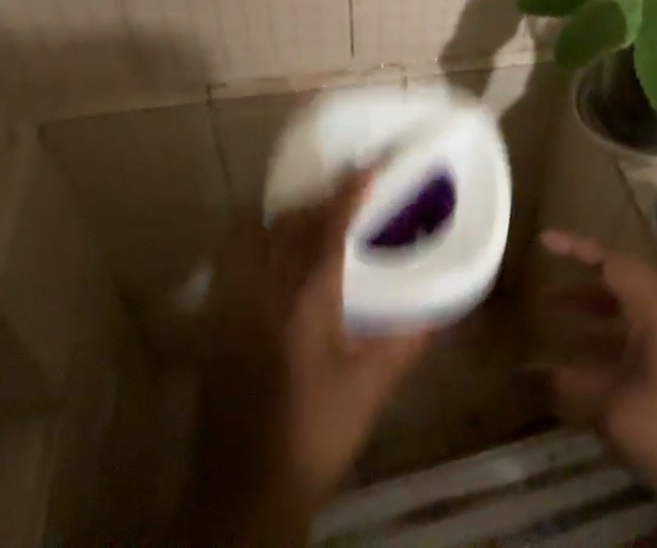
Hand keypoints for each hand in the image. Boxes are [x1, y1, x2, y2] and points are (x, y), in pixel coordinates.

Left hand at [189, 174, 432, 541]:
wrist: (246, 488)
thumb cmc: (318, 434)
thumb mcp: (374, 387)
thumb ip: (410, 340)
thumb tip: (445, 308)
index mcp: (305, 304)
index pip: (327, 229)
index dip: (351, 192)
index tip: (375, 166)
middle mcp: (260, 294)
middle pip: (284, 224)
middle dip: (319, 199)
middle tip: (352, 194)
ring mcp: (228, 308)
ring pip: (247, 236)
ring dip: (280, 216)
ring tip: (310, 217)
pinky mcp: (211, 325)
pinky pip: (229, 262)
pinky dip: (252, 242)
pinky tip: (273, 257)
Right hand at [536, 230, 656, 524]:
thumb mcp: (614, 412)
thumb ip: (570, 387)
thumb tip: (532, 373)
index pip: (614, 263)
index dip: (577, 248)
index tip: (545, 241)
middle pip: (621, 287)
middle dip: (581, 287)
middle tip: (543, 296)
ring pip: (629, 317)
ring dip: (593, 318)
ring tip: (555, 326)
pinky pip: (638, 342)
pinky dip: (608, 345)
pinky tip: (583, 369)